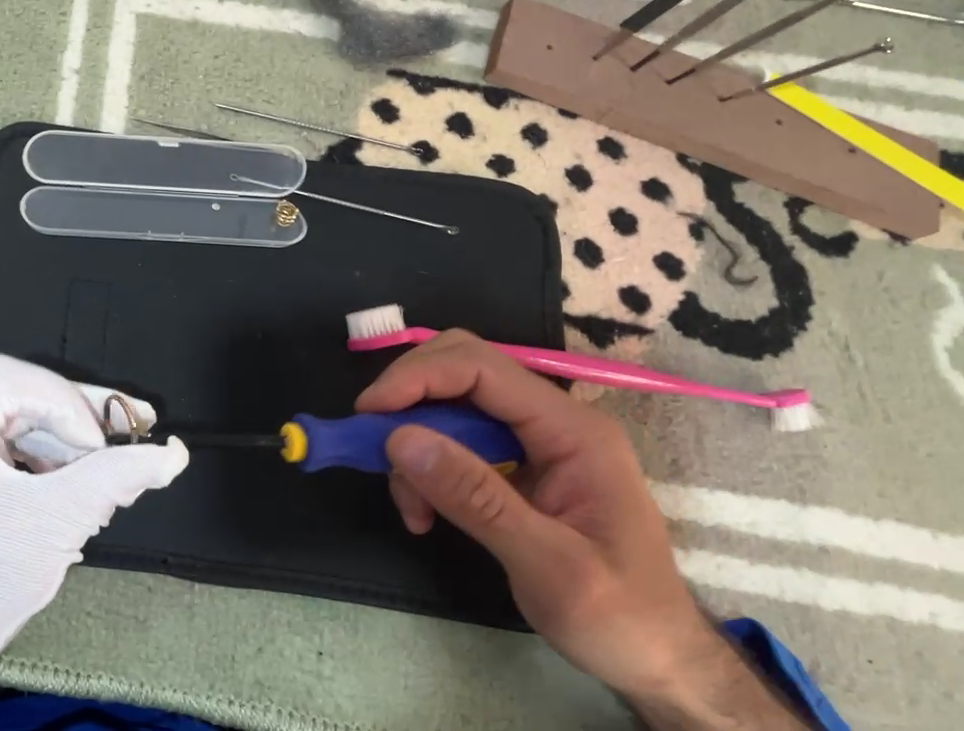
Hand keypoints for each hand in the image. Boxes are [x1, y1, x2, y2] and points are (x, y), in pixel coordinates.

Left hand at [0, 354, 188, 709]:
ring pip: (3, 421)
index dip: (62, 399)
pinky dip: (31, 459)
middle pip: (8, 397)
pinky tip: (66, 485)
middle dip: (69, 422)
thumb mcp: (52, 528)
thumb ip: (113, 480)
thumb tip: (171, 454)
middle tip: (123, 440)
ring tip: (99, 476)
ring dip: (56, 442)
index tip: (98, 445)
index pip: (6, 377)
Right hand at [357, 332, 804, 726]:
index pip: (481, 367)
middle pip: (461, 367)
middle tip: (374, 445)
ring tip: (411, 507)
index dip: (416, 377)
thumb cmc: (620, 619)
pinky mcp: (518, 462)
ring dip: (413, 444)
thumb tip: (400, 439)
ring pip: (449, 403)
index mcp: (574, 431)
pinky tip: (424, 511)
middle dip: (409, 400)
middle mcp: (553, 421)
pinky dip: (425, 467)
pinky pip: (454, 438)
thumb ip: (477, 498)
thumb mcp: (549, 567)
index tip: (368, 415)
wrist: (661, 662)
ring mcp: (536, 439)